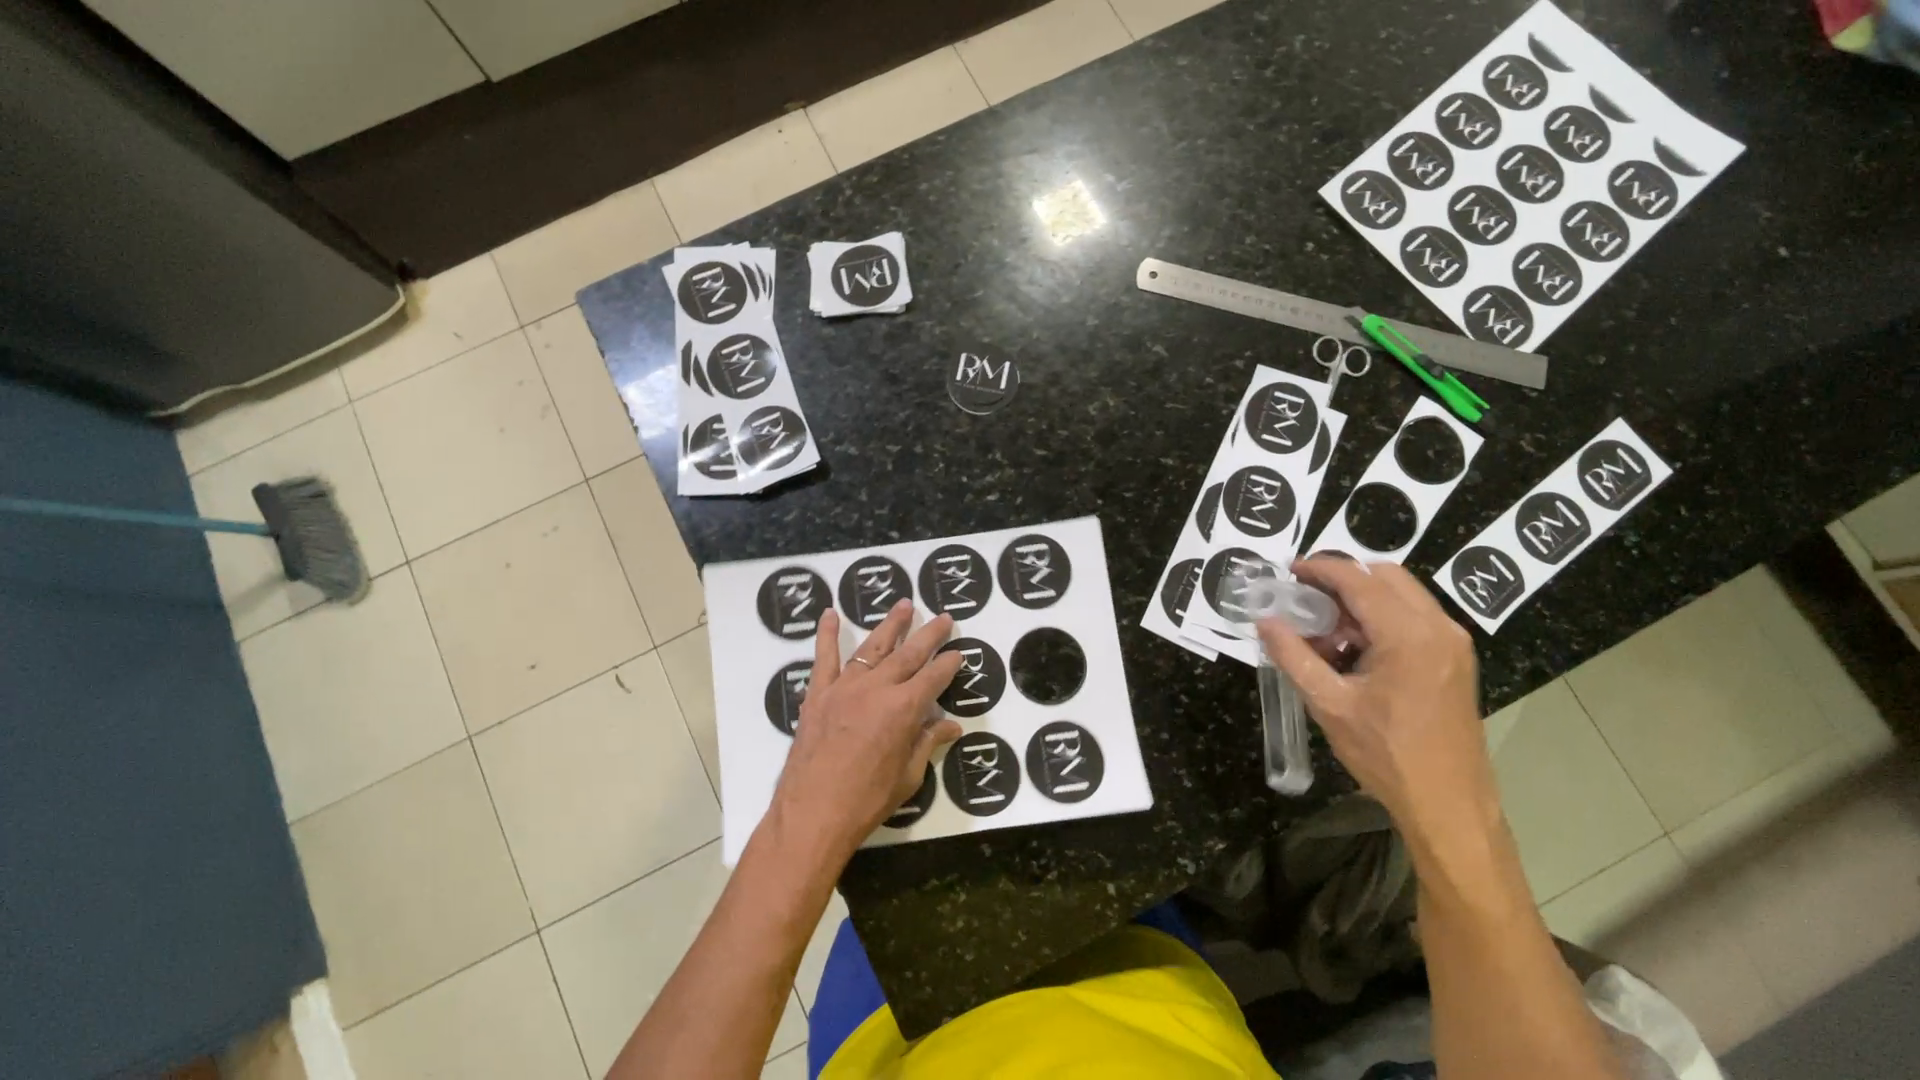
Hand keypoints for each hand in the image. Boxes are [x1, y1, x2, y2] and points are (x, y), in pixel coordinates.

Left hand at [769, 601, 963, 858]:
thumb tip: (951, 726)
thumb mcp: (908, 776)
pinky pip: (824, 658)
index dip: (949, 664)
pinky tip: (830, 614)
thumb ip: (927, 743)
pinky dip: (827, 634)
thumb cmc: (867, 800)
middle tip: (944, 618)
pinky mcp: (817, 695)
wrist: (813, 813)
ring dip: (890, 625)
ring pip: (872, 648)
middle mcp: (877, 688)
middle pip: (908, 654)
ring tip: (904, 605)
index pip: (934, 677)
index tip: (959, 652)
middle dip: (929, 634)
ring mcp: (844, 688)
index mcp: (904, 708)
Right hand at [1257, 558, 1495, 838]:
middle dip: (1342, 580)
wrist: (1448, 802)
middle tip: (1304, 601)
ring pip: (1403, 595)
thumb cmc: (1386, 755)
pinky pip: (1416, 617)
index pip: (1358, 580)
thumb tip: (1263, 621)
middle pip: (1385, 576)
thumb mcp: (1329, 704)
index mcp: (1409, 635)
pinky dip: (1383, 618)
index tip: (1287, 571)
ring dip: (1363, 600)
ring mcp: (1453, 642)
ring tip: (1327, 632)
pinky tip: (1356, 650)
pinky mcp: (1456, 659)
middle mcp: (1438, 627)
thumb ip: (1294, 656)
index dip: (1320, 569)